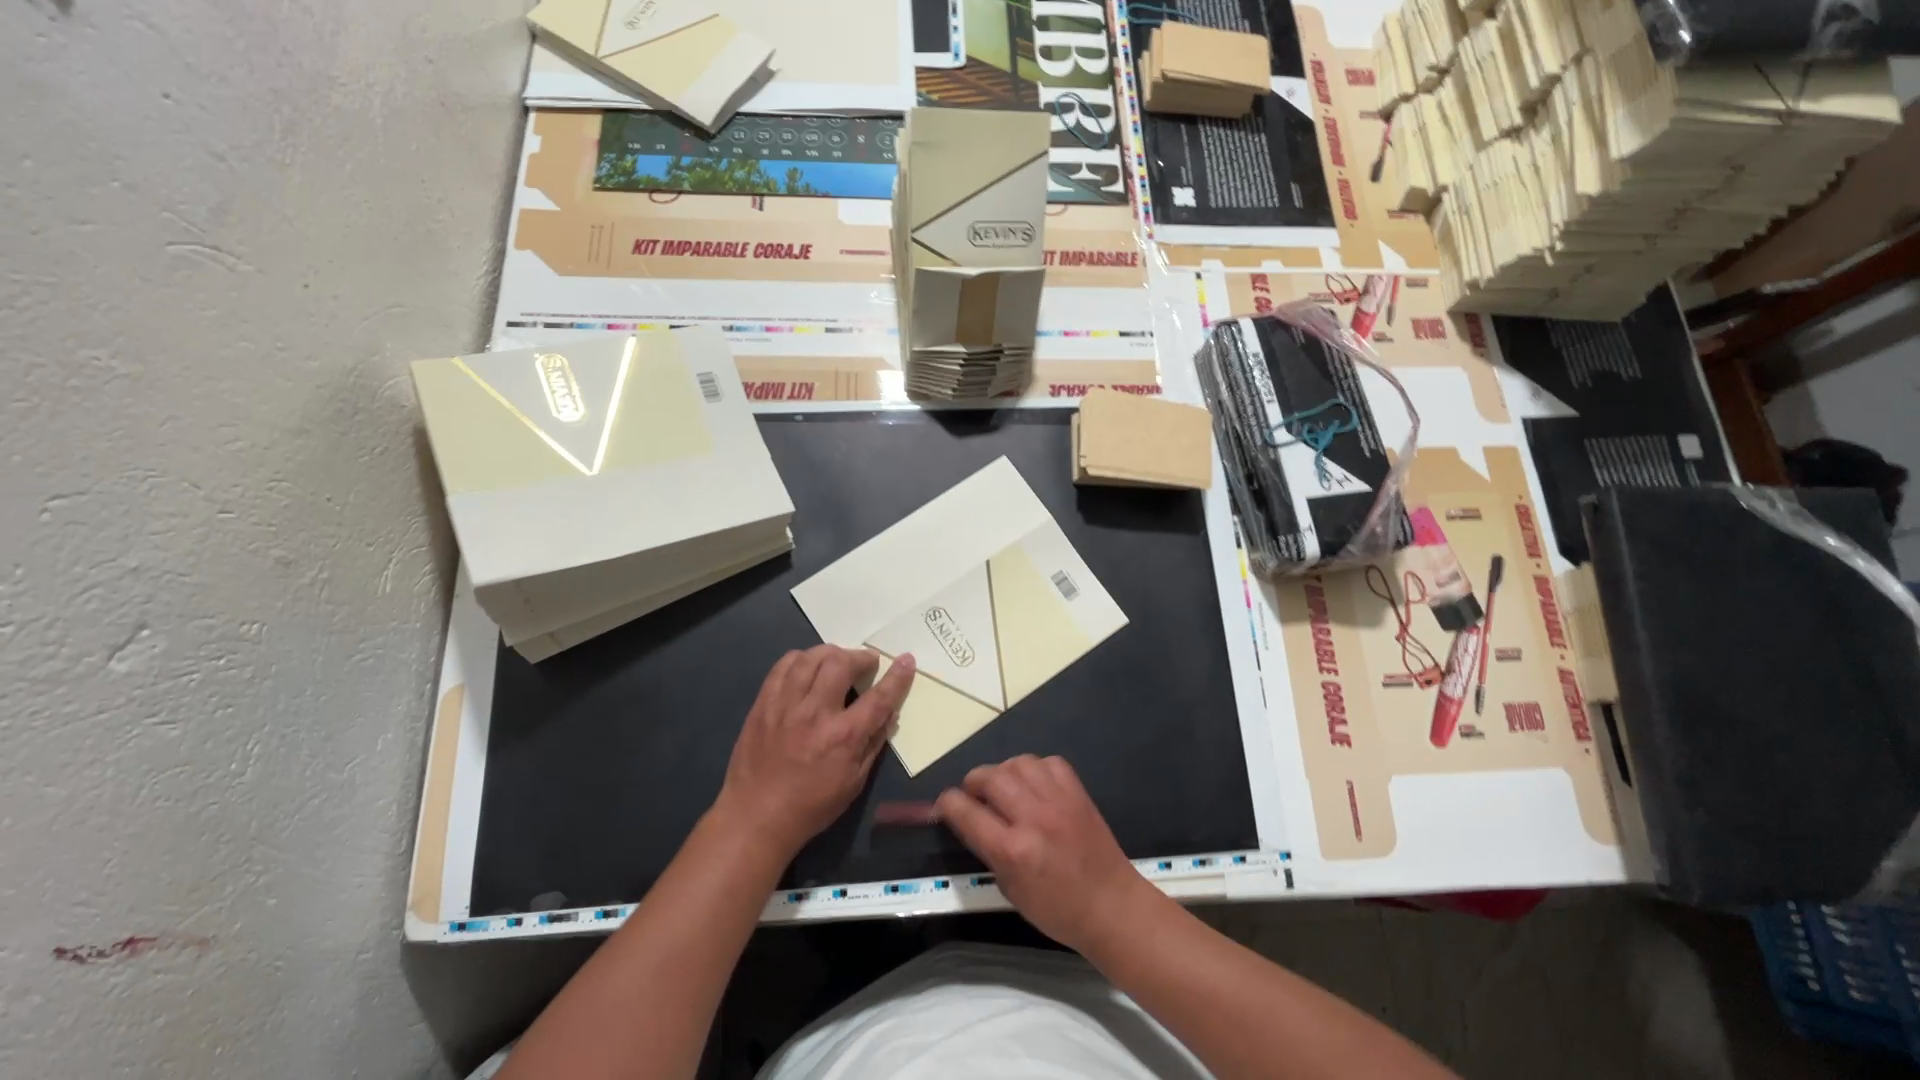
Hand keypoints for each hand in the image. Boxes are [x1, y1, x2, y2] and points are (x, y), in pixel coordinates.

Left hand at [715, 646, 915, 855]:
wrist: (756, 815)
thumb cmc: (811, 806)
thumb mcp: (854, 783)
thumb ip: (873, 744)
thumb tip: (889, 716)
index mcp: (843, 737)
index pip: (878, 697)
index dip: (897, 676)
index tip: (905, 660)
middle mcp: (815, 713)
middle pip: (840, 664)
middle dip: (860, 657)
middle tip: (867, 663)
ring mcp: (785, 705)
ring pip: (810, 658)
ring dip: (830, 653)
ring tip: (838, 661)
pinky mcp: (763, 704)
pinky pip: (782, 667)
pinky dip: (800, 659)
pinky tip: (807, 667)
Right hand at [936, 755, 1160, 952]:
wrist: (1112, 905)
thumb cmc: (1057, 910)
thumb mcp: (1009, 889)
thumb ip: (987, 850)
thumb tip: (970, 820)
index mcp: (1012, 850)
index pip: (964, 811)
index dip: (947, 805)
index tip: (945, 808)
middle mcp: (1033, 818)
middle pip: (989, 777)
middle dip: (972, 784)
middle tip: (975, 798)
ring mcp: (1058, 801)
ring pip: (1017, 763)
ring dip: (1003, 773)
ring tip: (1005, 790)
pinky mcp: (1078, 792)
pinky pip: (1048, 762)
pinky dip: (1034, 770)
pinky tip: (1034, 788)